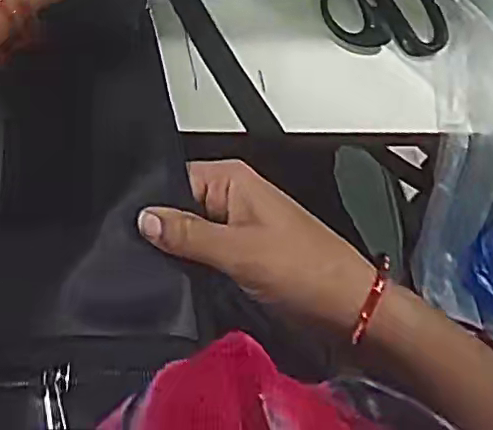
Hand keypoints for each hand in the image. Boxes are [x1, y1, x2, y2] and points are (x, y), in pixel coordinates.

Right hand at [139, 160, 376, 334]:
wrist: (355, 314)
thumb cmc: (311, 271)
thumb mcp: (240, 251)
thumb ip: (189, 234)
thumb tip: (146, 219)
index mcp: (231, 178)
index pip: (173, 180)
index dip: (155, 205)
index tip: (137, 229)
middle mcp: (232, 197)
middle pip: (180, 209)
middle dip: (168, 233)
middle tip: (158, 255)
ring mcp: (237, 228)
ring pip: (192, 237)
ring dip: (184, 255)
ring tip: (179, 270)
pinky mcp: (242, 256)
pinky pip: (205, 257)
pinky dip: (198, 270)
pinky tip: (193, 283)